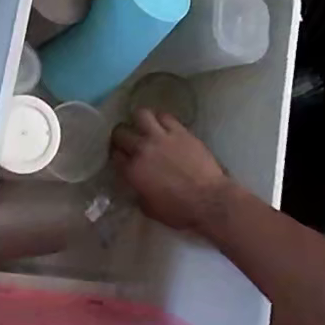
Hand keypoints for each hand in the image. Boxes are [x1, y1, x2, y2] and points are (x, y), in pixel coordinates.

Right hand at [111, 108, 241, 231]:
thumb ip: (138, 193)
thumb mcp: (149, 209)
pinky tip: (163, 125)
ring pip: (141, 114)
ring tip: (144, 126)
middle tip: (128, 140)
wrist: (209, 200)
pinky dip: (160, 119)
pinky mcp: (180, 131)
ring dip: (139, 120)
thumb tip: (137, 186)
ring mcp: (161, 137)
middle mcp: (142, 149)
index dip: (116, 155)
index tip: (121, 158)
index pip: (115, 155)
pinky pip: (165, 116)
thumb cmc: (179, 210)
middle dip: (121, 136)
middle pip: (121, 132)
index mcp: (132, 171)